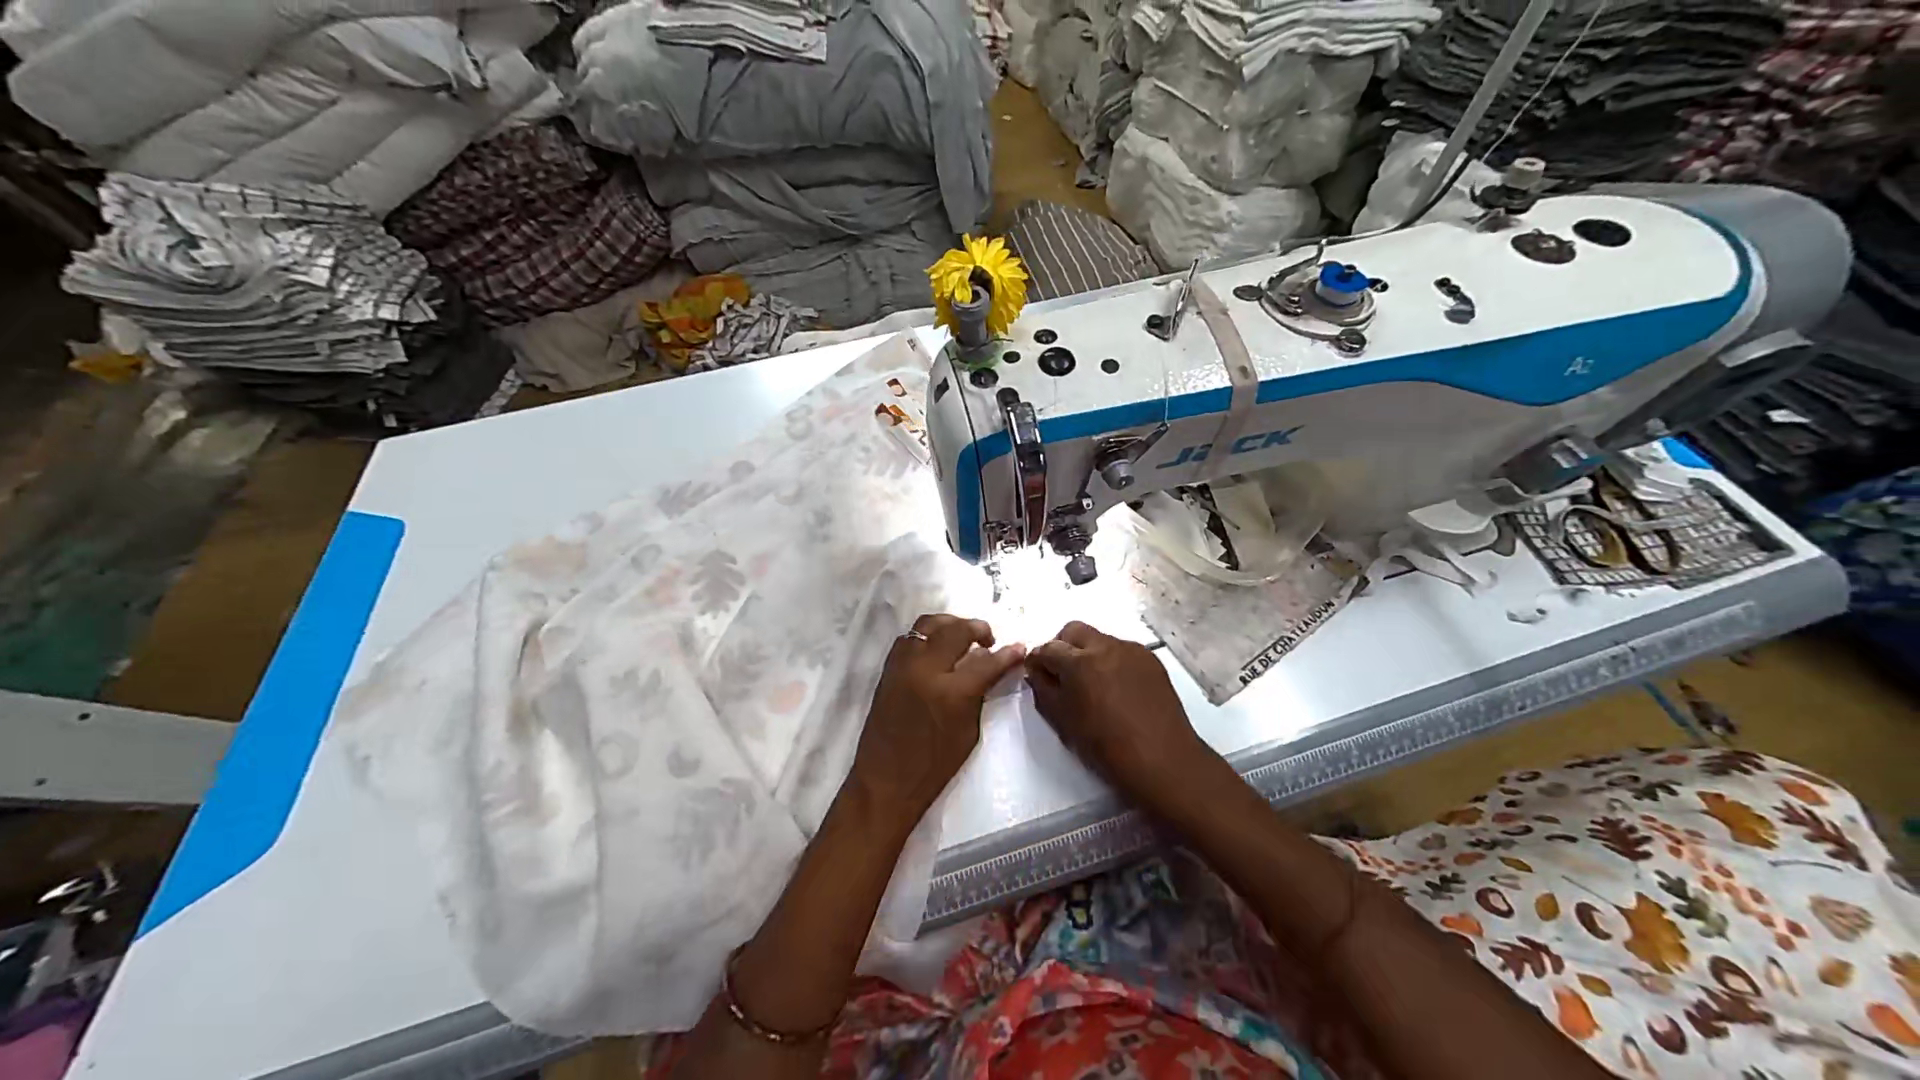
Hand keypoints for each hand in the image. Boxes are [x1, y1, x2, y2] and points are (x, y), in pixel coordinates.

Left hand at [846, 614, 1026, 834]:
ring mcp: (902, 665)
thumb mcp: (969, 731)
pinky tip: (939, 647)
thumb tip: (990, 666)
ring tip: (963, 637)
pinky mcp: (888, 668)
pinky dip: (928, 635)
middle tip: (989, 639)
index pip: (987, 661)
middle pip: (956, 631)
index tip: (1019, 648)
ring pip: (928, 624)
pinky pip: (910, 638)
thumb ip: (979, 693)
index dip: (1007, 654)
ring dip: (950, 625)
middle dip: (977, 629)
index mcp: (952, 692)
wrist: (886, 779)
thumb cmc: (934, 766)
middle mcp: (925, 670)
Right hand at [1025, 622, 1223, 817]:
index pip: (1048, 648)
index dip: (1038, 660)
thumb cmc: (1106, 747)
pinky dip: (1112, 662)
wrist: (1162, 760)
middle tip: (1061, 673)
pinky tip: (1116, 689)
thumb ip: (1045, 690)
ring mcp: (1132, 651)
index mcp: (1080, 662)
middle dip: (1062, 646)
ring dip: (1088, 654)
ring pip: (1100, 640)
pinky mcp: (1151, 661)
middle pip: (1074, 631)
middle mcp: (1106, 647)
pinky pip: (1123, 652)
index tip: (1037, 673)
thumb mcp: (1063, 721)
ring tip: (1092, 685)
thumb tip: (1039, 673)